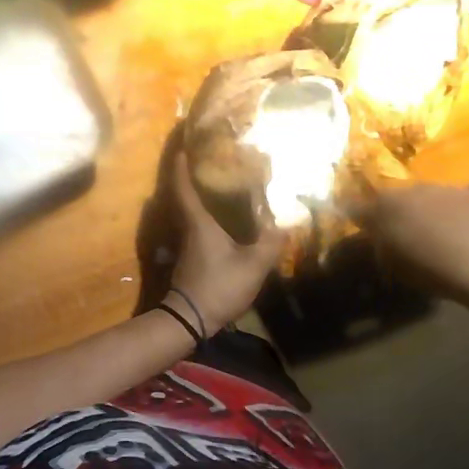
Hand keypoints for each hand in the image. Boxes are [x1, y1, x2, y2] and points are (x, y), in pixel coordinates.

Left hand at [166, 152, 286, 331]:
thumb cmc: (218, 285)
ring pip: (189, 215)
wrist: (190, 319)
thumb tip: (288, 224)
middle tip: (204, 163)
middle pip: (184, 198)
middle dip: (190, 179)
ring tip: (217, 187)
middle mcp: (188, 230)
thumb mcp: (252, 265)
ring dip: (198, 199)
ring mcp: (187, 246)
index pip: (184, 188)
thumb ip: (270, 244)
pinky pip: (196, 230)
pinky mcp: (190, 260)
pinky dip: (204, 219)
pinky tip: (221, 223)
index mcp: (198, 223)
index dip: (180, 168)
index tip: (181, 149)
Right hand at [363, 182, 468, 302]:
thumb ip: (381, 247)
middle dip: (398, 211)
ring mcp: (457, 191)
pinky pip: (468, 208)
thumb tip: (374, 237)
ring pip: (436, 199)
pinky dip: (464, 219)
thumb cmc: (435, 268)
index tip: (354, 222)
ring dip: (433, 213)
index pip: (364, 204)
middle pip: (401, 197)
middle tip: (400, 233)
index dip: (357, 213)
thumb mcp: (395, 266)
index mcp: (392, 203)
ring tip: (438, 237)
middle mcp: (421, 188)